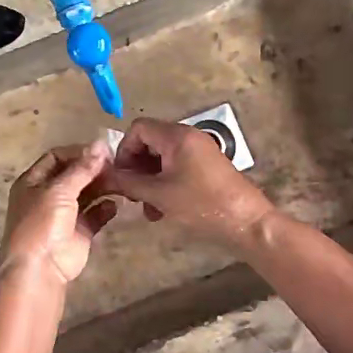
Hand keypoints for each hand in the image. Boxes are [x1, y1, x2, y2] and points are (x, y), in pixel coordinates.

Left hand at [0, 140, 117, 286]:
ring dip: (102, 187)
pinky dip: (105, 208)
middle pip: (73, 175)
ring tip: (121, 182)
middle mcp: (47, 196)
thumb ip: (81, 169)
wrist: (39, 268)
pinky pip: (95, 215)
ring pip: (86, 194)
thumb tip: (100, 144)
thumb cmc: (41, 224)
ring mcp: (63, 215)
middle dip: (93, 170)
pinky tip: (116, 205)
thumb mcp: (58, 190)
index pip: (56, 157)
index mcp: (33, 182)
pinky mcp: (79, 232)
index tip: (102, 151)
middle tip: (117, 166)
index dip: (78, 152)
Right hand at [101, 117, 276, 250]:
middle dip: (136, 167)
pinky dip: (165, 184)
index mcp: (176, 136)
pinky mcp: (206, 168)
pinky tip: (162, 209)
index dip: (124, 150)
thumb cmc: (201, 205)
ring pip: (162, 158)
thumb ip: (128, 182)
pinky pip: (177, 168)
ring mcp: (199, 152)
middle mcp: (188, 137)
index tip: (121, 176)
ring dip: (149, 180)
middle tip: (131, 194)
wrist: (247, 223)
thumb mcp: (158, 194)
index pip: (138, 129)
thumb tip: (105, 175)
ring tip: (146, 207)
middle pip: (149, 142)